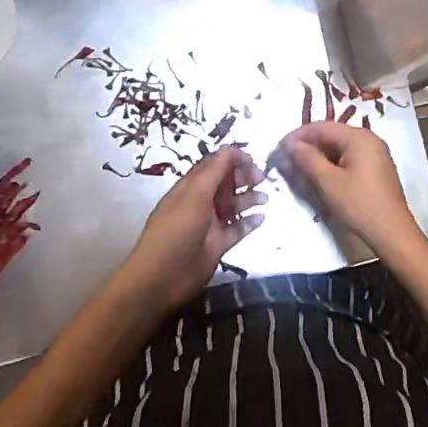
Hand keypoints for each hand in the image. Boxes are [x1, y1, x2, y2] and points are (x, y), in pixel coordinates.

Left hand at [112, 145, 265, 311]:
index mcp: (190, 188)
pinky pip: (237, 229)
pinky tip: (262, 217)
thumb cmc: (176, 232)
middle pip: (225, 183)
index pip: (213, 165)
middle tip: (261, 179)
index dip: (232, 159)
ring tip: (265, 198)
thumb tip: (231, 149)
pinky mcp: (218, 245)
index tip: (253, 160)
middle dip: (243, 177)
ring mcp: (209, 225)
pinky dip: (249, 222)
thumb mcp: (194, 196)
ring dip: (249, 198)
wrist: (162, 278)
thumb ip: (213, 172)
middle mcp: (200, 203)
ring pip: (233, 206)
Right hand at [273, 122, 422, 254]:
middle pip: (331, 136)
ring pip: (339, 149)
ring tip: (301, 173)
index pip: (321, 127)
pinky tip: (321, 179)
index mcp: (359, 137)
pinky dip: (332, 166)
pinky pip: (349, 159)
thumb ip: (307, 158)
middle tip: (288, 163)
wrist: (392, 233)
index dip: (297, 136)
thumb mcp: (328, 182)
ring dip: (319, 158)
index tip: (278, 149)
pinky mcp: (376, 170)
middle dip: (308, 148)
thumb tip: (290, 144)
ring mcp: (375, 155)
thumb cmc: (359, 205)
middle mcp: (369, 140)